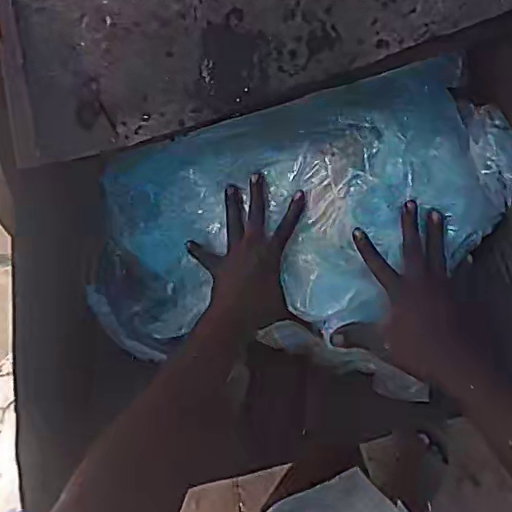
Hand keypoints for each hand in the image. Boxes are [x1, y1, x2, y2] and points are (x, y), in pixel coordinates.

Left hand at [187, 173, 305, 343]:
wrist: (232, 317)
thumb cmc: (262, 311)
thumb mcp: (286, 313)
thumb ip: (304, 321)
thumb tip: (323, 337)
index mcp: (271, 254)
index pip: (287, 228)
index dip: (294, 211)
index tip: (300, 192)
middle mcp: (252, 247)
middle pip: (256, 215)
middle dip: (257, 194)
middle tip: (255, 175)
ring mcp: (233, 254)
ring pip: (233, 223)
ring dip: (231, 205)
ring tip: (228, 187)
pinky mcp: (218, 266)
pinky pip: (207, 256)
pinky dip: (198, 250)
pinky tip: (188, 243)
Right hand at [350, 201, 488, 393]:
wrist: (461, 363)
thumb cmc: (420, 354)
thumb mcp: (384, 347)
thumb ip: (358, 336)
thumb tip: (330, 337)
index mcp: (400, 292)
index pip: (377, 265)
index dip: (366, 248)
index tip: (357, 229)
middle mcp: (422, 282)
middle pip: (413, 247)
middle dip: (410, 224)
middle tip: (410, 203)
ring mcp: (446, 285)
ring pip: (439, 252)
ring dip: (437, 232)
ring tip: (437, 213)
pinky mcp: (465, 293)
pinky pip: (464, 273)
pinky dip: (465, 263)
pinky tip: (468, 254)